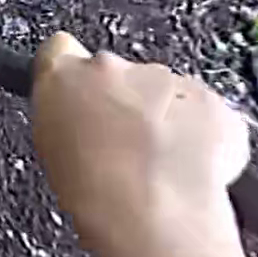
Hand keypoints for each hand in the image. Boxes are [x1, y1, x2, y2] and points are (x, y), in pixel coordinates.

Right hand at [30, 32, 250, 256]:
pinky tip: (182, 159)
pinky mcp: (210, 97)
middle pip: (114, 70)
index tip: (75, 84)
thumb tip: (72, 103)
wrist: (150, 209)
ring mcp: (164, 79)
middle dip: (119, 94)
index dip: (68, 65)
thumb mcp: (47, 140)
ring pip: (160, 89)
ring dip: (159, 113)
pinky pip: (201, 107)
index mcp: (62, 73)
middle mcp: (111, 66)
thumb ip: (60, 105)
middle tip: (117, 136)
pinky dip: (196, 128)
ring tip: (152, 157)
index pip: (59, 47)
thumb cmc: (90, 184)